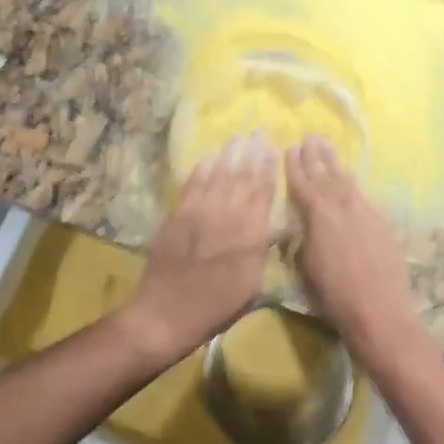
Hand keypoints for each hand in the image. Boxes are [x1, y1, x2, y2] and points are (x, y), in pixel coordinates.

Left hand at [121, 133, 276, 363]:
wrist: (169, 311)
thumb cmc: (217, 306)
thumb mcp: (252, 284)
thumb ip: (262, 249)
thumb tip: (274, 225)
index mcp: (250, 234)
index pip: (263, 192)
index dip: (269, 169)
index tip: (274, 149)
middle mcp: (227, 216)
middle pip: (242, 177)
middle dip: (252, 153)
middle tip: (258, 132)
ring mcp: (200, 211)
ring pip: (218, 174)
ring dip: (229, 155)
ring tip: (237, 138)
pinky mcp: (178, 213)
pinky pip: (193, 183)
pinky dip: (202, 168)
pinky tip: (209, 157)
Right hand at [285, 137, 418, 353]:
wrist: (379, 310)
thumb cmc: (333, 294)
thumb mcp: (304, 267)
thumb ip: (301, 240)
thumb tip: (300, 228)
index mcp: (318, 214)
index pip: (302, 182)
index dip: (294, 165)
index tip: (290, 148)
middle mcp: (341, 205)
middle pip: (326, 174)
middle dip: (316, 156)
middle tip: (310, 137)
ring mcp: (365, 211)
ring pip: (347, 181)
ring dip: (335, 164)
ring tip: (327, 148)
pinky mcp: (382, 222)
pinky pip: (362, 196)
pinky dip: (352, 185)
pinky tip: (350, 182)